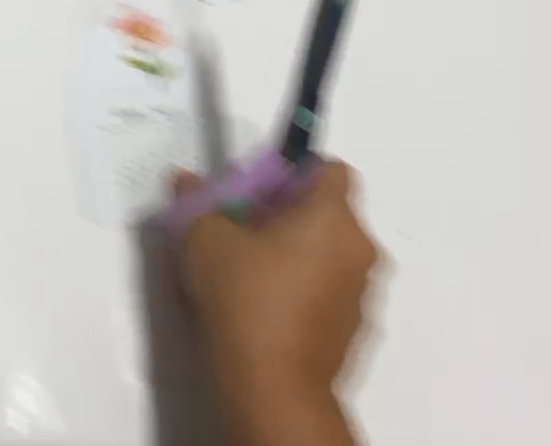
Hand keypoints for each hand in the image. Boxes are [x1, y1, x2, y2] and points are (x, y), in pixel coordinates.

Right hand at [175, 162, 378, 445]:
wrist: (273, 382)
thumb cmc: (242, 293)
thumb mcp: (201, 234)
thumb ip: (195, 197)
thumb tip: (186, 178)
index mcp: (331, 219)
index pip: (333, 170)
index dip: (295, 168)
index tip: (257, 185)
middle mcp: (360, 250)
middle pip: (329, 210)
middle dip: (287, 209)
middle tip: (239, 222)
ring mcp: (364, 292)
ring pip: (329, 249)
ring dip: (295, 246)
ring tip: (246, 264)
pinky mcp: (356, 326)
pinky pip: (329, 284)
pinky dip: (302, 280)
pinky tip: (262, 299)